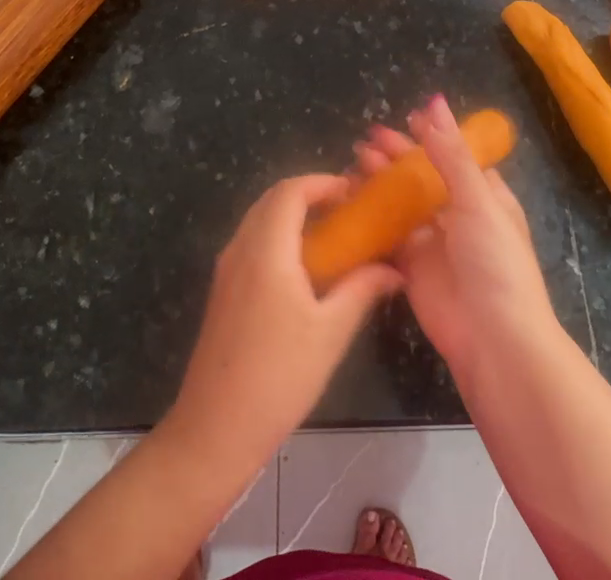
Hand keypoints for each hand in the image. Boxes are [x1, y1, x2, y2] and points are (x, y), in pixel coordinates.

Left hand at [168, 175, 401, 461]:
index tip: (356, 192)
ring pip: (258, 223)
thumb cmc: (279, 376)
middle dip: (310, 196)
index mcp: (266, 251)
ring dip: (294, 217)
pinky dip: (280, 240)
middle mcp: (239, 251)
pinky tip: (307, 271)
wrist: (216, 427)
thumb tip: (394, 269)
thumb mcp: (331, 332)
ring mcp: (226, 273)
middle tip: (350, 210)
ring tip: (335, 237)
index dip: (323, 182)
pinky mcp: (223, 294)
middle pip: (271, 201)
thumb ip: (363, 289)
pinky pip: (252, 246)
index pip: (290, 192)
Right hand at [355, 96, 556, 373]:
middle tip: (367, 139)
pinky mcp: (411, 268)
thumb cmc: (495, 262)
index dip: (434, 138)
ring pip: (403, 205)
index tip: (407, 117)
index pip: (457, 158)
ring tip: (354, 161)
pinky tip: (349, 199)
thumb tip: (434, 104)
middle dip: (398, 158)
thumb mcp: (477, 200)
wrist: (493, 338)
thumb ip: (451, 155)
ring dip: (382, 184)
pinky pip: (388, 236)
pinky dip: (371, 219)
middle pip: (424, 179)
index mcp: (487, 197)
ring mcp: (434, 244)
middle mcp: (460, 217)